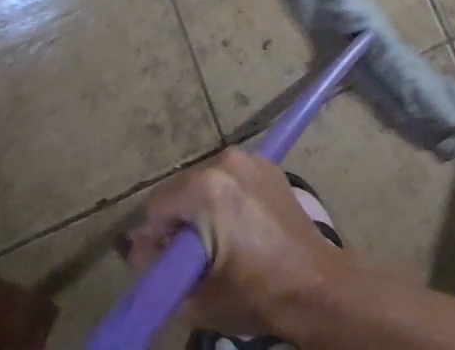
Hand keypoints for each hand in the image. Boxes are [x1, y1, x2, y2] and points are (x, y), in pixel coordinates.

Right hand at [121, 149, 350, 336]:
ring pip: (205, 183)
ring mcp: (252, 159)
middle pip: (181, 190)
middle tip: (193, 258)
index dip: (155, 239)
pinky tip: (240, 230)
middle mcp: (227, 162)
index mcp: (206, 188)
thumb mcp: (194, 294)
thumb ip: (155, 270)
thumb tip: (138, 251)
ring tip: (219, 245)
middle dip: (179, 222)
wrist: (316, 286)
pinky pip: (231, 180)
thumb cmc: (255, 293)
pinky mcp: (270, 167)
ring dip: (202, 210)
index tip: (170, 264)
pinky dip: (227, 200)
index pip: (155, 207)